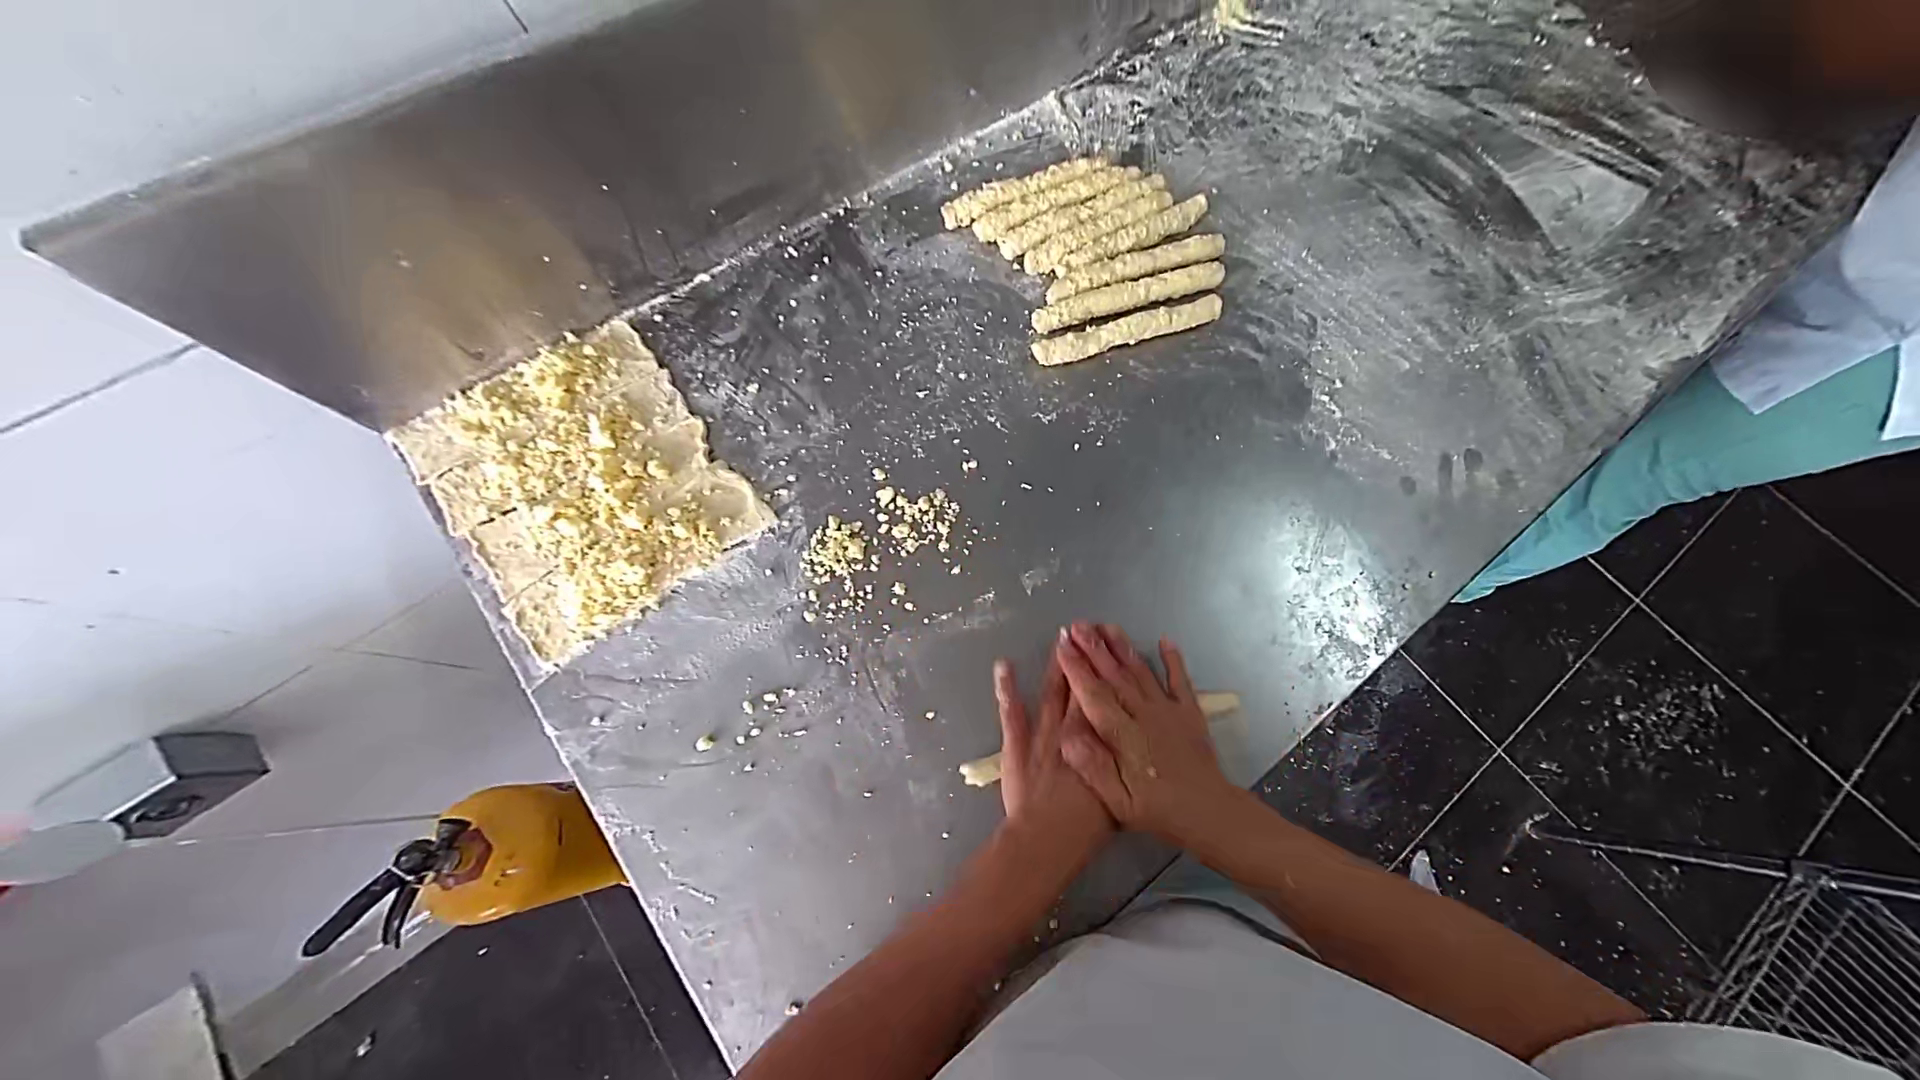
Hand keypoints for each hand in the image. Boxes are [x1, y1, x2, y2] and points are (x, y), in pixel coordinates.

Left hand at [992, 653, 1113, 866]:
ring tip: (1060, 638)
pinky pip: (1011, 711)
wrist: (1048, 839)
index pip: (1104, 700)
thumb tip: (1133, 748)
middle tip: (1086, 629)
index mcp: (1098, 742)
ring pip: (1050, 693)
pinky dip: (1007, 687)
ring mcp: (1041, 735)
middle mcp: (1071, 730)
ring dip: (1055, 666)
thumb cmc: (1086, 825)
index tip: (1109, 645)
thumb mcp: (1119, 794)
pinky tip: (1004, 664)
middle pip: (1079, 688)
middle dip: (1084, 658)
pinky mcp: (1016, 744)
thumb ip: (1122, 765)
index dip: (1106, 672)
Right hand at [1055, 622, 1238, 845]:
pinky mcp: (1189, 712)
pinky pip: (1180, 681)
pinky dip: (1173, 660)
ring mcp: (1168, 710)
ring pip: (1141, 672)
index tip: (1061, 645)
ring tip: (1105, 625)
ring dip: (1122, 647)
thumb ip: (1092, 766)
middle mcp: (1144, 715)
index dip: (1075, 668)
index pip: (1093, 694)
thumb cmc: (1156, 809)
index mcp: (1123, 735)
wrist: (1209, 814)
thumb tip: (1066, 734)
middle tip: (1076, 625)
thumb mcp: (1117, 800)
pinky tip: (1164, 641)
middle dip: (1093, 648)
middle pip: (1114, 675)